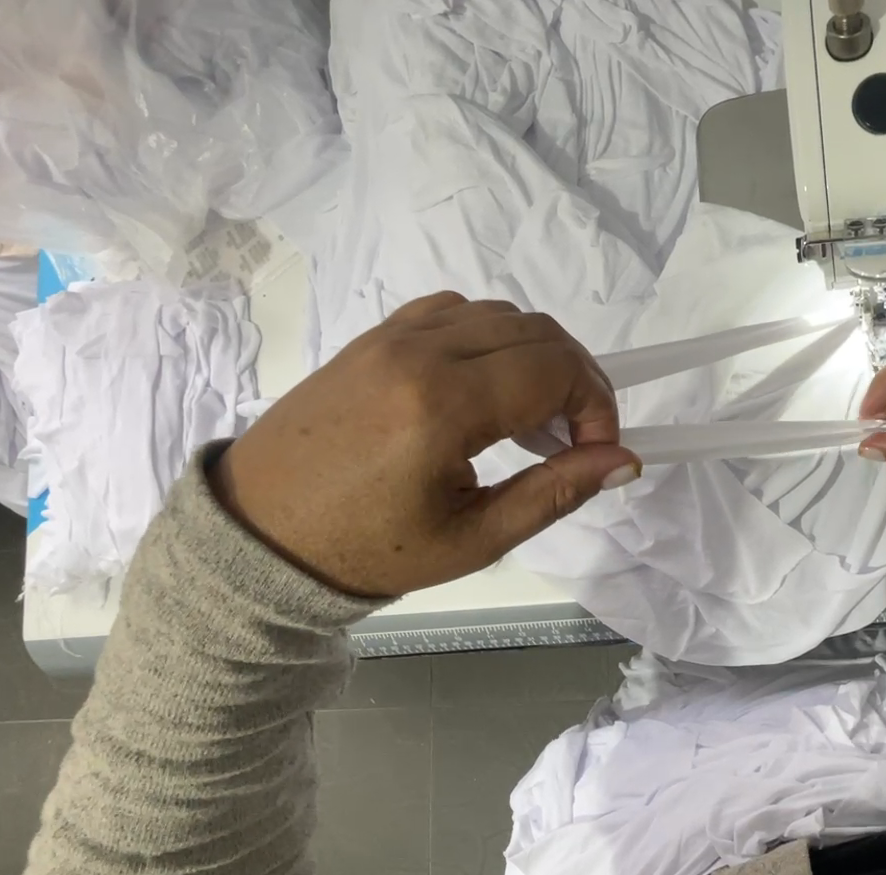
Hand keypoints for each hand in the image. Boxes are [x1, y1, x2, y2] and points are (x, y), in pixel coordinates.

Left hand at [211, 292, 641, 598]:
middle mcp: (419, 351)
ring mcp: (392, 335)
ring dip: (540, 358)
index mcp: (442, 405)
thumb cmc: (372, 551)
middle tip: (579, 438)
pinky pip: (457, 311)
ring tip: (536, 420)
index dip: (598, 407)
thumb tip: (625, 462)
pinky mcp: (374, 336)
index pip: (556, 370)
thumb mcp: (477, 538)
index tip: (597, 454)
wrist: (260, 535)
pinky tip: (490, 388)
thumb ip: (557, 492)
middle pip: (539, 332)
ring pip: (502, 314)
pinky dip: (495, 339)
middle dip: (580, 380)